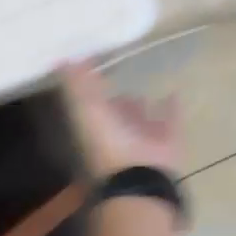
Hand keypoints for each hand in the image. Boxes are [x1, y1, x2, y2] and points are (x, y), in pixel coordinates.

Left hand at [61, 61, 182, 178]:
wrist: (141, 177)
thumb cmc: (110, 143)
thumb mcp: (88, 111)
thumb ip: (79, 87)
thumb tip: (60, 58)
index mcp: (96, 126)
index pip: (91, 103)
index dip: (91, 86)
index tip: (93, 63)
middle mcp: (117, 132)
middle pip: (116, 112)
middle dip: (117, 98)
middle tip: (121, 77)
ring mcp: (143, 137)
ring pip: (142, 116)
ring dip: (142, 103)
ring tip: (146, 86)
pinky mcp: (167, 139)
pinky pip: (170, 118)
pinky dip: (172, 106)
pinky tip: (175, 92)